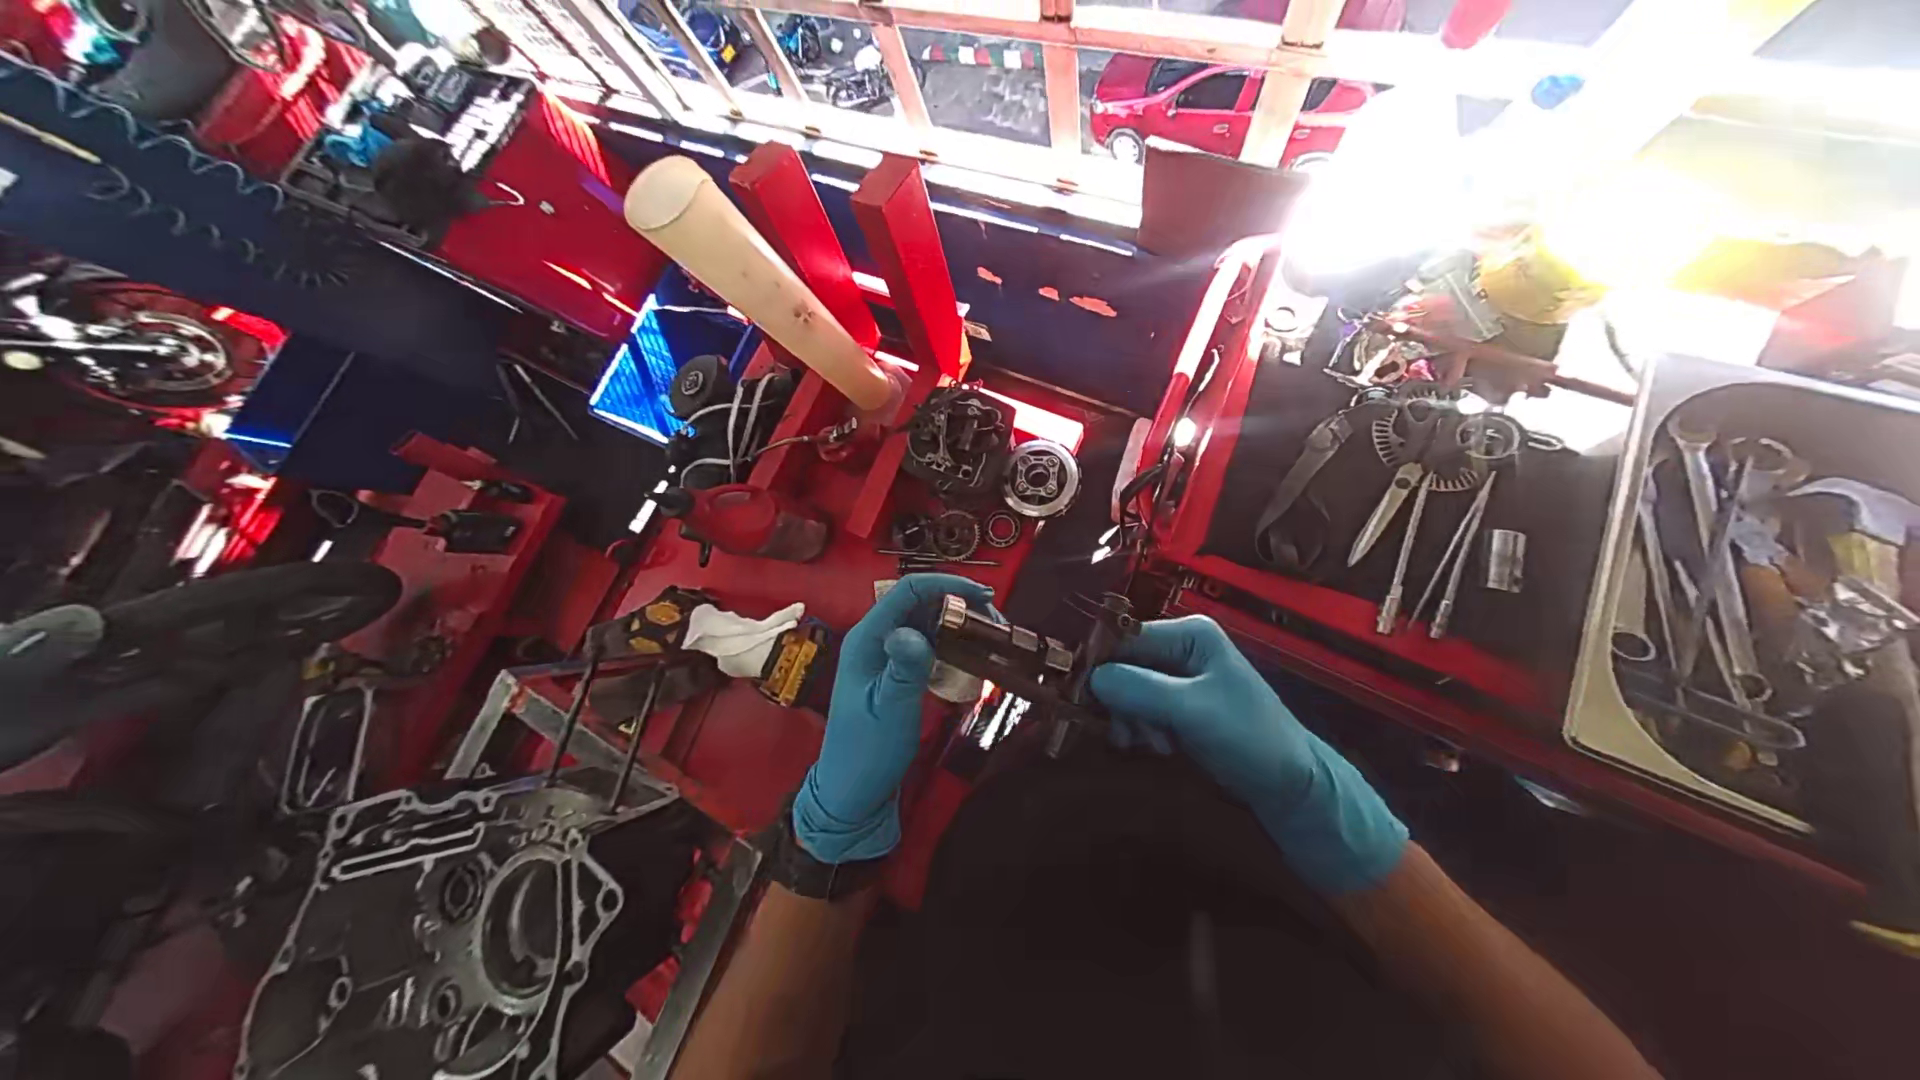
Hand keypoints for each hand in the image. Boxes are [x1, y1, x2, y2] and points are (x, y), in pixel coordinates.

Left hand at [793, 573, 994, 862]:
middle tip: (994, 619)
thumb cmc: (867, 752)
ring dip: (956, 619)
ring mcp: (885, 653)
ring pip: (924, 620)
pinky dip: (950, 640)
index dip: (944, 585)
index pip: (906, 592)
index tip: (982, 595)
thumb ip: (903, 669)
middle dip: (957, 601)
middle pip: (918, 601)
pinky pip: (926, 642)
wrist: (853, 790)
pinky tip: (971, 652)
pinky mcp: (897, 668)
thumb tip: (914, 632)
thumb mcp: (889, 711)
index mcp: (866, 639)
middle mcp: (875, 638)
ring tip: (989, 632)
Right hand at [1089, 615, 1406, 892]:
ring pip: (1127, 689)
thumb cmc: (1248, 737)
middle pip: (1122, 664)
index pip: (1125, 637)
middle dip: (1122, 701)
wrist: (1289, 785)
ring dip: (1131, 719)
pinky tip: (1157, 746)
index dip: (1102, 666)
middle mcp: (1179, 647)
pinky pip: (1139, 708)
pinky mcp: (1176, 703)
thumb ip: (1139, 688)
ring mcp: (1178, 676)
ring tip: (1155, 744)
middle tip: (1130, 734)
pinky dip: (1140, 728)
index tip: (1085, 699)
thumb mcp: (1192, 710)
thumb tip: (1090, 677)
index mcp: (1189, 633)